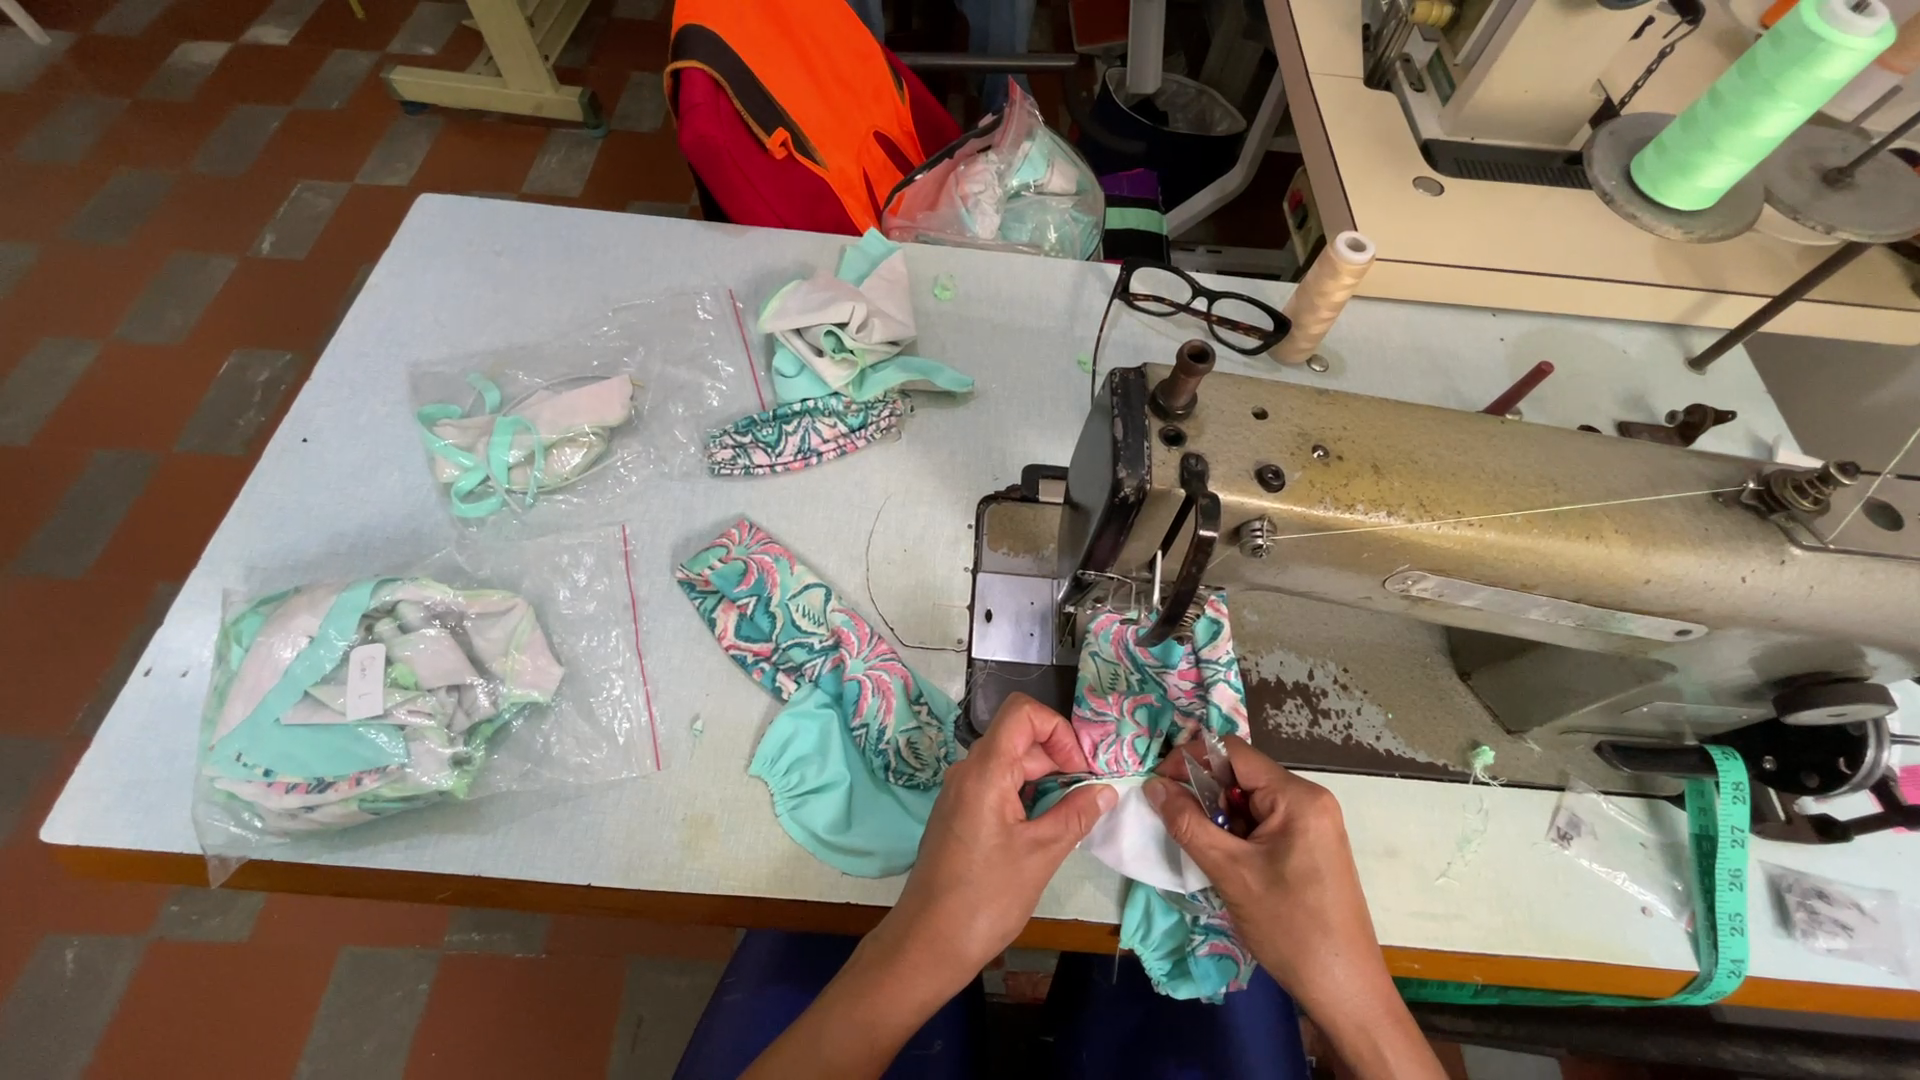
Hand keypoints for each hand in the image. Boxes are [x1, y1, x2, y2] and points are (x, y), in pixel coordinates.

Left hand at [879, 693, 1116, 991]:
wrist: (928, 942)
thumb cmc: (985, 897)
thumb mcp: (1040, 854)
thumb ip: (1075, 814)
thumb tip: (1105, 790)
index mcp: (985, 770)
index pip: (1022, 713)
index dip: (1058, 729)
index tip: (1081, 769)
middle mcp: (968, 771)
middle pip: (1020, 738)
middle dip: (1059, 758)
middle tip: (1090, 796)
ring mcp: (961, 792)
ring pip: (1011, 763)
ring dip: (1045, 779)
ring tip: (1074, 814)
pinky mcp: (961, 813)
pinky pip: (998, 785)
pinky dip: (1027, 795)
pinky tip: (1046, 826)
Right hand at [1145, 736, 1384, 1007]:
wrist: (1345, 990)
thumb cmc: (1289, 927)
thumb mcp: (1229, 872)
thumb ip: (1187, 823)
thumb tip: (1153, 786)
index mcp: (1297, 797)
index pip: (1233, 752)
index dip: (1191, 759)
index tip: (1161, 784)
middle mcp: (1309, 800)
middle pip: (1241, 775)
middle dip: (1204, 793)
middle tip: (1176, 822)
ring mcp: (1313, 824)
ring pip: (1250, 801)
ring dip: (1219, 817)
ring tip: (1201, 848)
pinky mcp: (1310, 847)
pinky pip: (1264, 823)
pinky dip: (1237, 834)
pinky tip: (1224, 861)